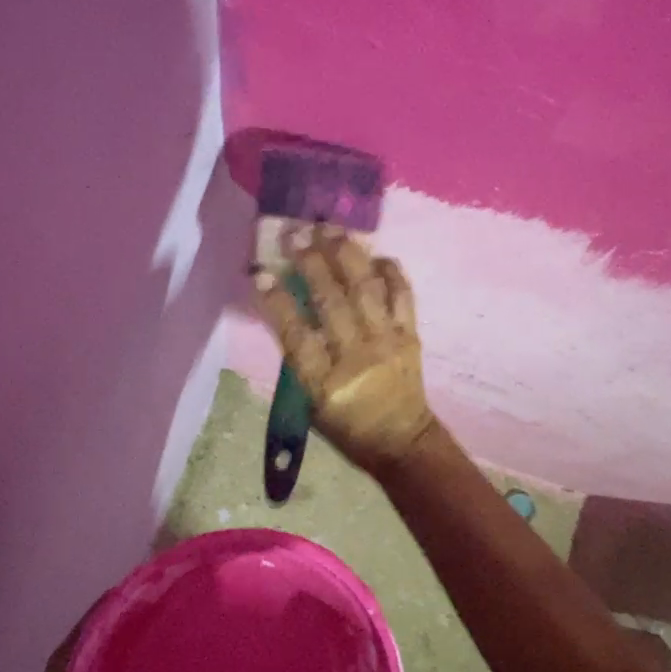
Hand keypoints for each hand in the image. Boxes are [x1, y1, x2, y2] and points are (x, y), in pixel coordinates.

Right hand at [255, 227, 436, 475]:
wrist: (402, 443)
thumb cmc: (347, 427)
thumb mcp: (310, 403)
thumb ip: (299, 359)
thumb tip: (284, 308)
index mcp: (324, 382)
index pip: (296, 333)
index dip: (277, 300)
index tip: (259, 271)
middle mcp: (356, 357)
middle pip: (331, 301)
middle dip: (311, 262)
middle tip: (293, 232)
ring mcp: (387, 343)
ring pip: (365, 290)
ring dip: (346, 254)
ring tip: (329, 227)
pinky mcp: (411, 336)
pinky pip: (402, 296)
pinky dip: (390, 272)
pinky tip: (376, 253)